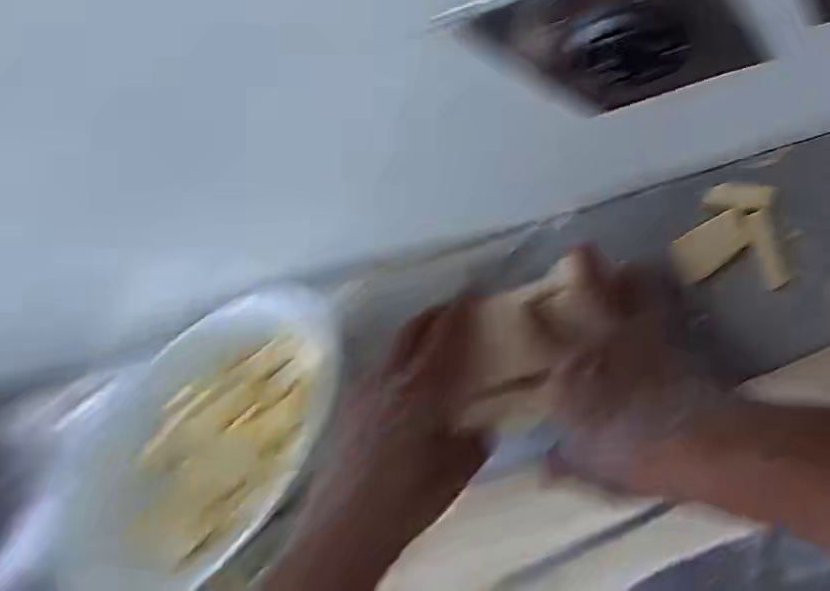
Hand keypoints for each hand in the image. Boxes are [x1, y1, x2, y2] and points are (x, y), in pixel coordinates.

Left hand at [270, 300, 488, 589]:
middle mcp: (390, 383)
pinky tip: (404, 382)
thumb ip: (478, 431)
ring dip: (412, 339)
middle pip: (410, 332)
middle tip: (456, 307)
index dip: (461, 308)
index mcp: (424, 385)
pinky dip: (396, 365)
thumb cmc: (411, 495)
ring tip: (432, 342)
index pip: (445, 332)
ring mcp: (361, 401)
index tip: (478, 292)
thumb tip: (487, 419)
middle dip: (434, 314)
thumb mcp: (464, 461)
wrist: (342, 537)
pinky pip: (376, 376)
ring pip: (389, 353)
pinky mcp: (345, 421)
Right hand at [531, 246, 726, 493]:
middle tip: (580, 248)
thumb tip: (548, 459)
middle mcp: (604, 345)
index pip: (544, 341)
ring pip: (633, 291)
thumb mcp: (589, 469)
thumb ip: (566, 458)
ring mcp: (645, 333)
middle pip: (589, 298)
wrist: (693, 438)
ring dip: (629, 277)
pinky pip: (667, 303)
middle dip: (583, 271)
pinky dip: (663, 293)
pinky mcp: (678, 332)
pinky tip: (666, 289)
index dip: (535, 319)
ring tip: (629, 265)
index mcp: (571, 379)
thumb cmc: (633, 461)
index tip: (530, 302)